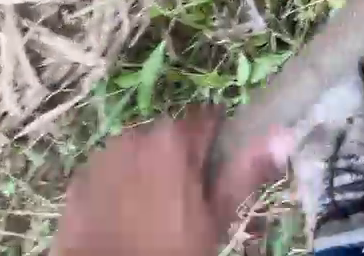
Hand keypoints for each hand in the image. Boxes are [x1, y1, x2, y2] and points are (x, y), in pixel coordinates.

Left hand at [54, 109, 290, 255]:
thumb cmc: (169, 252)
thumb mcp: (216, 218)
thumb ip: (247, 170)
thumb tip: (283, 133)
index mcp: (177, 138)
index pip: (209, 120)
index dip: (216, 145)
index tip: (216, 175)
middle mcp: (139, 132)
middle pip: (172, 136)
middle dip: (181, 159)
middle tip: (185, 204)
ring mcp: (105, 152)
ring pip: (139, 151)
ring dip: (148, 170)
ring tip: (152, 214)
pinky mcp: (80, 175)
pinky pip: (110, 170)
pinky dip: (118, 184)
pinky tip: (122, 218)